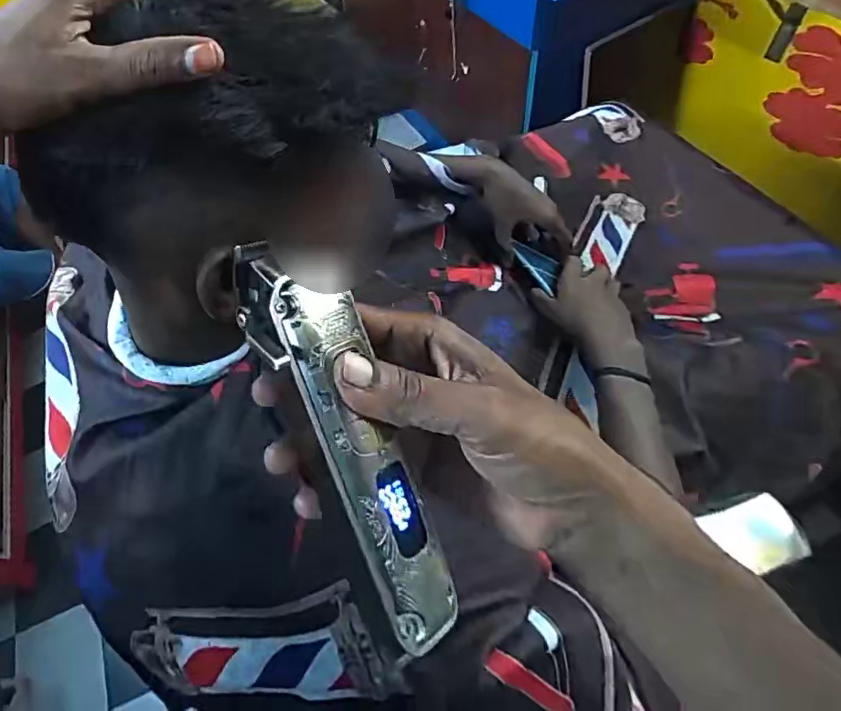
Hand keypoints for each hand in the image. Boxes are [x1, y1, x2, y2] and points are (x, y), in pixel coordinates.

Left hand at [0, 0, 222, 146]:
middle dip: (164, 6)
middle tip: (198, 35)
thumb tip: (214, 53)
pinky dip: (113, 39)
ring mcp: (47, 11)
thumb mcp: (87, 75)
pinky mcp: (38, 36)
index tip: (218, 19)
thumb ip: (148, 63)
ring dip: (137, 23)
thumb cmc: (12, 83)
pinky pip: (89, 27)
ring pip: (107, 9)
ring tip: (170, 52)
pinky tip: (123, 64)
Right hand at [257, 305, 625, 553]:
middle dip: (304, 388)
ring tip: (280, 464)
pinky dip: (334, 480)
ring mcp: (405, 424)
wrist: (577, 517)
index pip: (367, 325)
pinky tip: (313, 500)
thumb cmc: (538, 441)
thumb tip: (341, 370)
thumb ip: (411, 394)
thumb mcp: (478, 410)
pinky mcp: (406, 467)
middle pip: (345, 374)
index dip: (323, 329)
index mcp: (429, 346)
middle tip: (264, 399)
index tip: (277, 339)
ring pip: (345, 422)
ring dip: (310, 439)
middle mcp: (409, 378)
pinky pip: (361, 465)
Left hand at [445, 155, 571, 250]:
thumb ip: (506, 243)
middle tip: (547, 257)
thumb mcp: (503, 224)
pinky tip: (524, 230)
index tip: (562, 263)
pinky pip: (538, 214)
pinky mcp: (534, 195)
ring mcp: (543, 200)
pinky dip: (534, 223)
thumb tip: (508, 260)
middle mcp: (552, 209)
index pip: (565, 238)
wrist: (494, 172)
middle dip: (551, 243)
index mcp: (551, 217)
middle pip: (556, 230)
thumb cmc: (502, 199)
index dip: (564, 251)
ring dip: (541, 232)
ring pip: (546, 221)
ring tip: (534, 247)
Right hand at [528, 256, 642, 371]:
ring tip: (602, 290)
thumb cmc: (573, 321)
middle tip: (590, 277)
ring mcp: (611, 292)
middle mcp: (594, 281)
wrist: (607, 337)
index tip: (568, 265)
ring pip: (613, 280)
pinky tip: (610, 308)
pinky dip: (614, 299)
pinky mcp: (624, 305)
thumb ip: (540, 299)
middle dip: (595, 269)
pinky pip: (619, 297)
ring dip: (607, 282)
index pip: (573, 261)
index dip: (571, 261)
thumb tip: (534, 289)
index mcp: (573, 279)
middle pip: (599, 267)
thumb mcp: (550, 312)